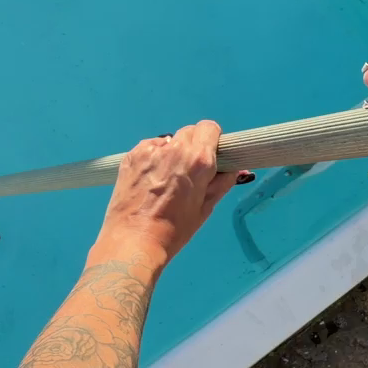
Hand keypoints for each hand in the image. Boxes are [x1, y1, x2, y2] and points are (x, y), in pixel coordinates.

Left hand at [96, 121, 243, 264]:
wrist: (133, 240)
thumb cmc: (174, 230)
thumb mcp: (205, 208)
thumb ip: (222, 183)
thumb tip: (236, 169)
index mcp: (198, 160)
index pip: (210, 128)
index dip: (212, 141)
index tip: (210, 155)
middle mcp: (175, 148)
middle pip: (190, 131)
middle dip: (194, 145)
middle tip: (190, 170)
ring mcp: (150, 150)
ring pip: (169, 140)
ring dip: (173, 152)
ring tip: (167, 177)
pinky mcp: (131, 155)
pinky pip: (150, 149)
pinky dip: (154, 158)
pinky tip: (150, 179)